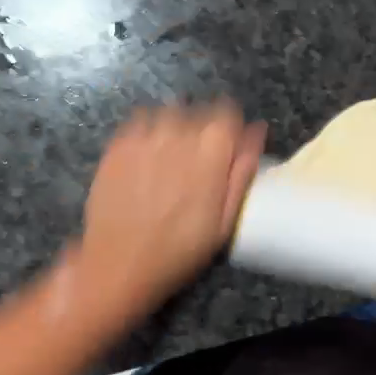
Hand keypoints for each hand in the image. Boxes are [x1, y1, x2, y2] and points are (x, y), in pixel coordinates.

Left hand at [78, 103, 265, 308]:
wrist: (118, 264)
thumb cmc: (180, 248)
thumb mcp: (225, 218)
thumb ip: (243, 170)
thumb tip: (257, 131)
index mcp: (212, 148)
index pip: (229, 112)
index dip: (230, 129)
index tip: (227, 149)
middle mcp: (179, 131)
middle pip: (199, 110)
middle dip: (203, 128)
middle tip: (199, 161)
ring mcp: (144, 135)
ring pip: (169, 111)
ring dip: (176, 126)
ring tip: (172, 157)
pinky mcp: (118, 143)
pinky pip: (139, 120)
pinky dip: (149, 130)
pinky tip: (148, 156)